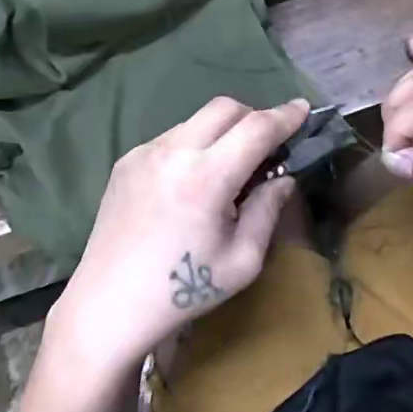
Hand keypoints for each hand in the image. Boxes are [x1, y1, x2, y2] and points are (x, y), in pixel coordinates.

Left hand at [47, 97, 308, 377]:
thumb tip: (283, 177)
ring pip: (194, 121)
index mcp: (206, 177)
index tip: (304, 109)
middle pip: (224, 107)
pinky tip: (190, 183)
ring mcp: (144, 152)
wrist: (109, 304)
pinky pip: (170, 138)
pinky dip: (192, 146)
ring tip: (227, 169)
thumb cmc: (182, 292)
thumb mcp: (242, 260)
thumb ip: (267, 210)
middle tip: (268, 144)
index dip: (286, 116)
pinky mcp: (125, 162)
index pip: (256, 127)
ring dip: (221, 131)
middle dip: (254, 116)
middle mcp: (172, 151)